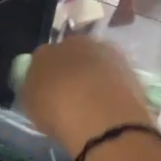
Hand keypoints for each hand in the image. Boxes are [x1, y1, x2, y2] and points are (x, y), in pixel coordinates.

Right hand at [19, 37, 154, 152]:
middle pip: (71, 56)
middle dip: (70, 72)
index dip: (44, 76)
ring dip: (92, 79)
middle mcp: (77, 43)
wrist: (102, 117)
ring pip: (94, 65)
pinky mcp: (130, 69)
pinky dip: (110, 89)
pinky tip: (106, 107)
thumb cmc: (57, 110)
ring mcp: (107, 53)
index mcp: (46, 51)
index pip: (42, 58)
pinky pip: (113, 78)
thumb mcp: (30, 104)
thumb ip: (32, 87)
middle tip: (69, 97)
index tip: (46, 94)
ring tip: (90, 105)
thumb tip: (38, 82)